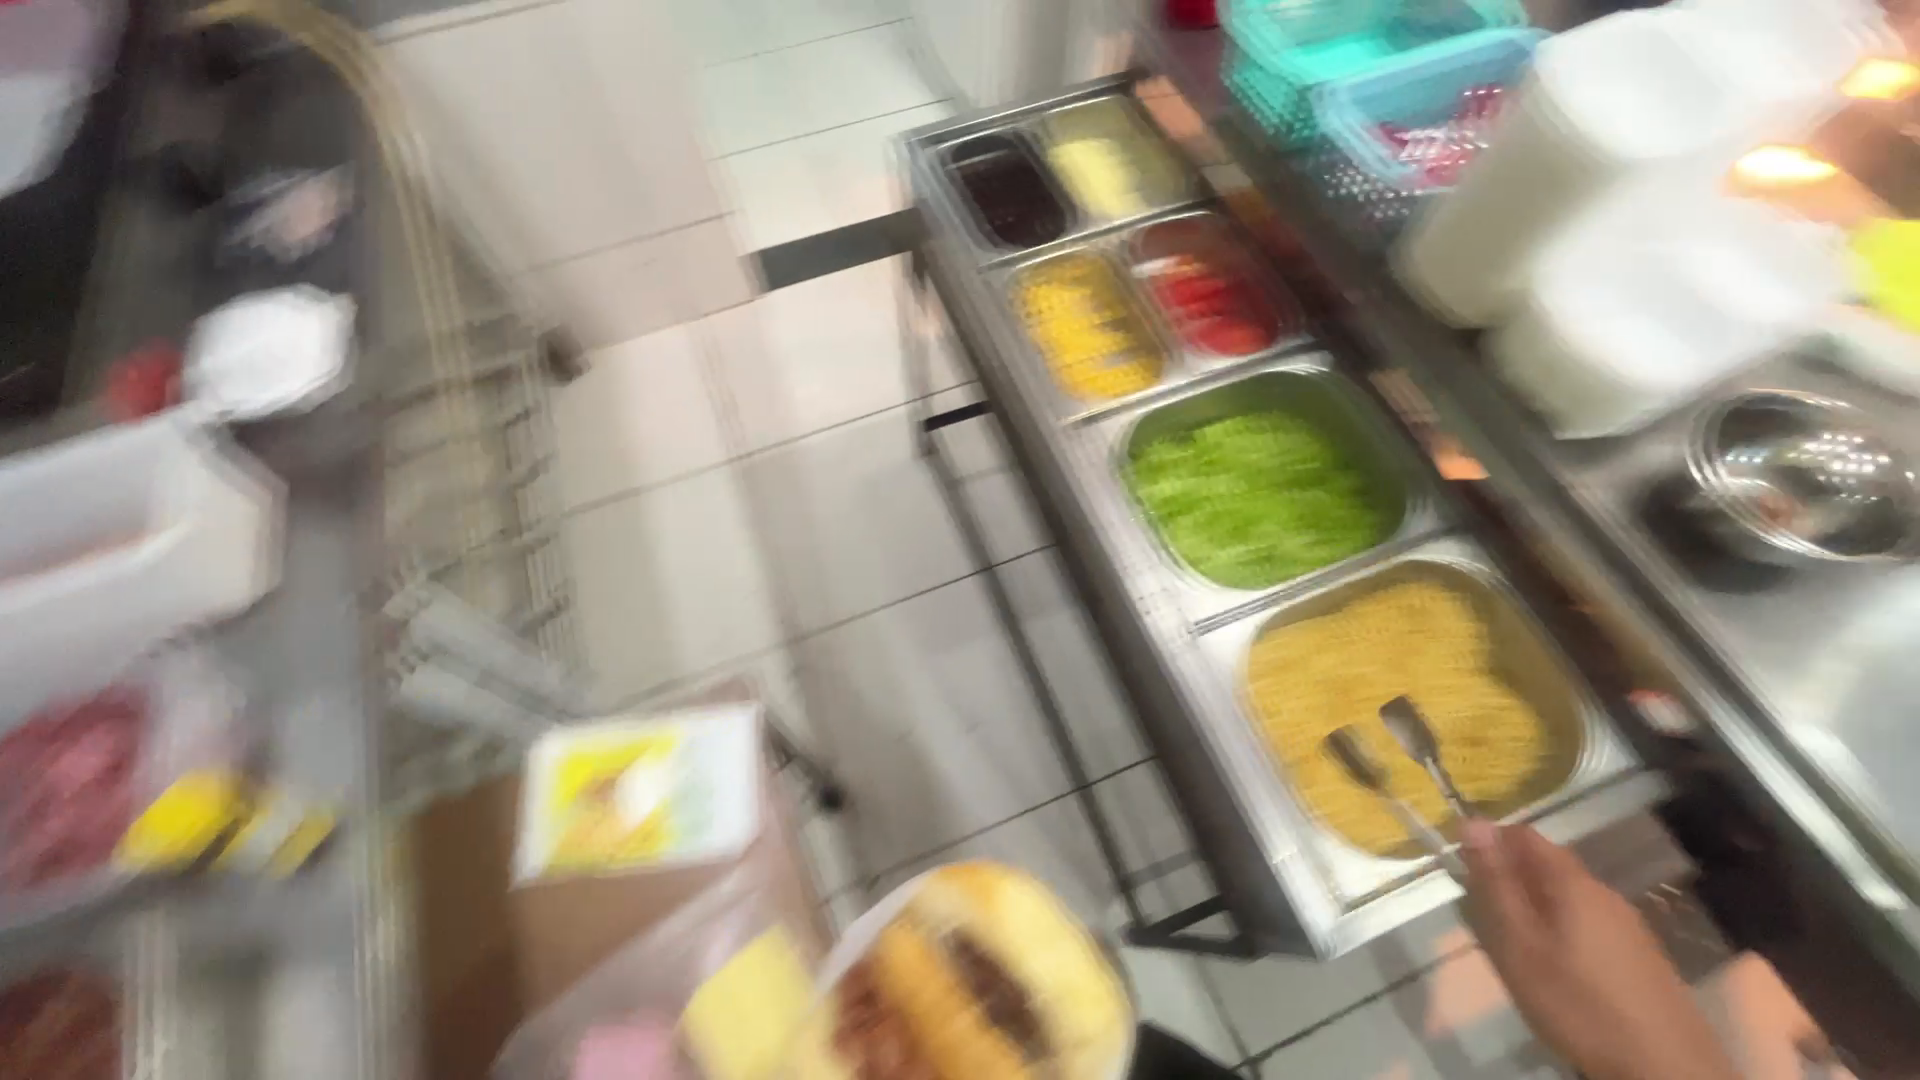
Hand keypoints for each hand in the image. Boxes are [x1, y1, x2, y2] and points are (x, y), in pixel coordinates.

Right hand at [1460, 819, 1738, 1079]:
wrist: (1668, 1072)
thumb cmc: (1578, 1002)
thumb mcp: (1519, 942)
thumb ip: (1495, 882)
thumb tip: (1471, 821)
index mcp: (1573, 883)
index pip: (1523, 835)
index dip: (1488, 841)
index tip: (1462, 868)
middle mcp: (1604, 894)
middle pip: (1546, 865)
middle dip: (1508, 877)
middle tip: (1482, 913)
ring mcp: (1629, 926)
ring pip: (1566, 896)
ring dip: (1532, 905)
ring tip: (1512, 942)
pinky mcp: (1641, 957)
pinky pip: (1587, 922)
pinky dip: (1558, 928)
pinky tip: (1553, 965)